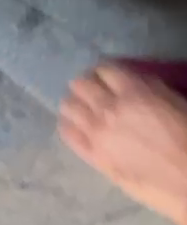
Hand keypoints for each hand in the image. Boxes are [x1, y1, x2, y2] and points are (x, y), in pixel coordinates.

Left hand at [60, 64, 186, 224]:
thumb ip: (159, 94)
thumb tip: (143, 86)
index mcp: (139, 96)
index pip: (106, 69)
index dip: (111, 72)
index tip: (116, 78)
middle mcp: (108, 110)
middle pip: (80, 84)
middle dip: (91, 86)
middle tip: (104, 95)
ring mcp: (95, 133)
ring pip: (68, 105)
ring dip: (79, 105)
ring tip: (92, 112)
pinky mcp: (92, 155)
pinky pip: (66, 131)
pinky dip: (72, 126)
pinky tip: (84, 130)